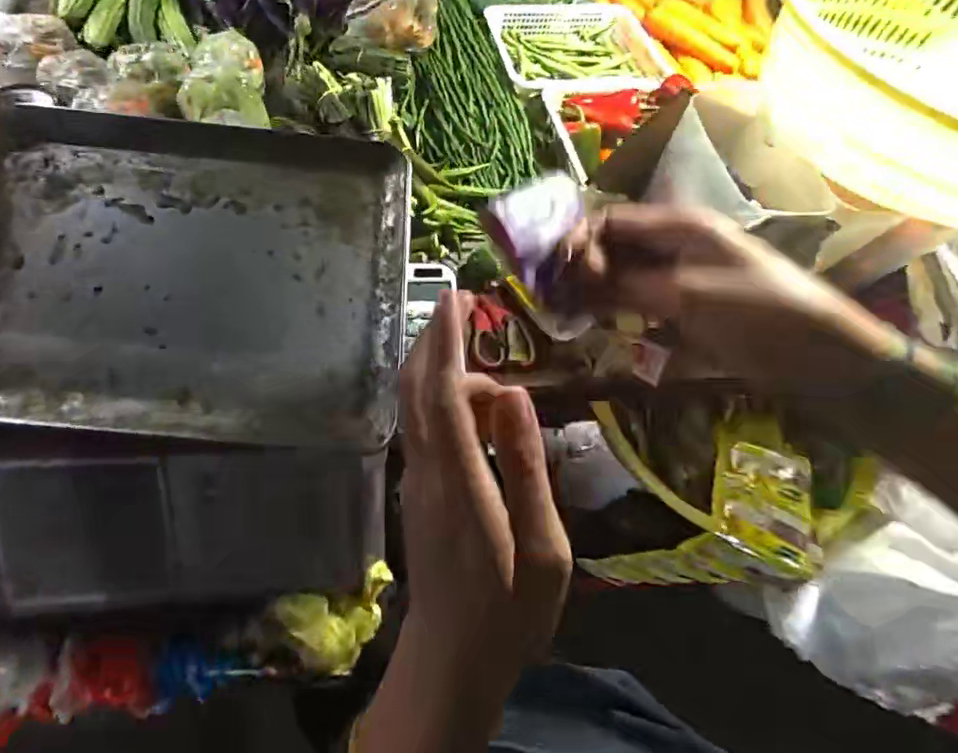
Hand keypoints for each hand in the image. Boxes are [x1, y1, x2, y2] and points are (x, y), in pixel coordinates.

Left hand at [358, 291, 569, 750]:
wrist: (452, 658)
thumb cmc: (508, 609)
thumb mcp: (542, 547)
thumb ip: (527, 466)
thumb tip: (517, 395)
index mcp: (459, 478)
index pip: (444, 393)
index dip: (447, 341)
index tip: (456, 298)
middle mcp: (426, 468)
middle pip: (417, 387)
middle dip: (434, 337)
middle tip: (462, 302)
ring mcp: (416, 477)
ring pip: (415, 402)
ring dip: (437, 363)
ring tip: (481, 349)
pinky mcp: (418, 487)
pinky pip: (424, 423)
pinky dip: (441, 393)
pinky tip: (474, 398)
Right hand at [567, 204, 897, 402]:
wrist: (826, 359)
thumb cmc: (765, 314)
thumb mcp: (692, 296)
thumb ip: (632, 287)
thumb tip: (583, 284)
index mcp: (681, 226)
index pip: (611, 219)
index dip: (579, 242)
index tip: (558, 274)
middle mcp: (676, 243)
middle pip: (612, 244)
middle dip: (580, 266)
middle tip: (553, 296)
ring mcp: (680, 274)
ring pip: (621, 272)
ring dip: (593, 289)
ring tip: (565, 312)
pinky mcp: (685, 305)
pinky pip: (637, 298)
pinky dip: (614, 308)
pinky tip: (596, 324)